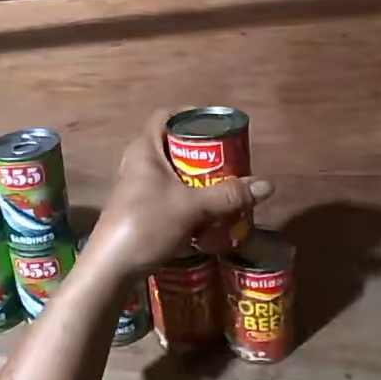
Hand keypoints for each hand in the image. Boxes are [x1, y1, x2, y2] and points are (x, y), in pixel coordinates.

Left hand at [85, 108, 273, 275]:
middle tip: (231, 160)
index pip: (165, 116)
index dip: (191, 114)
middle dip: (203, 152)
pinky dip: (188, 197)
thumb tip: (268, 185)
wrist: (112, 265)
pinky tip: (209, 211)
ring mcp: (136, 186)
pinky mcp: (139, 207)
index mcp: (143, 150)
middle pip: (173, 145)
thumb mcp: (192, 207)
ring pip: (172, 172)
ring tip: (226, 186)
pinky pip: (168, 192)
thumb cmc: (147, 224)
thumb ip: (229, 196)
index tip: (219, 126)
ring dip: (198, 178)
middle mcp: (137, 162)